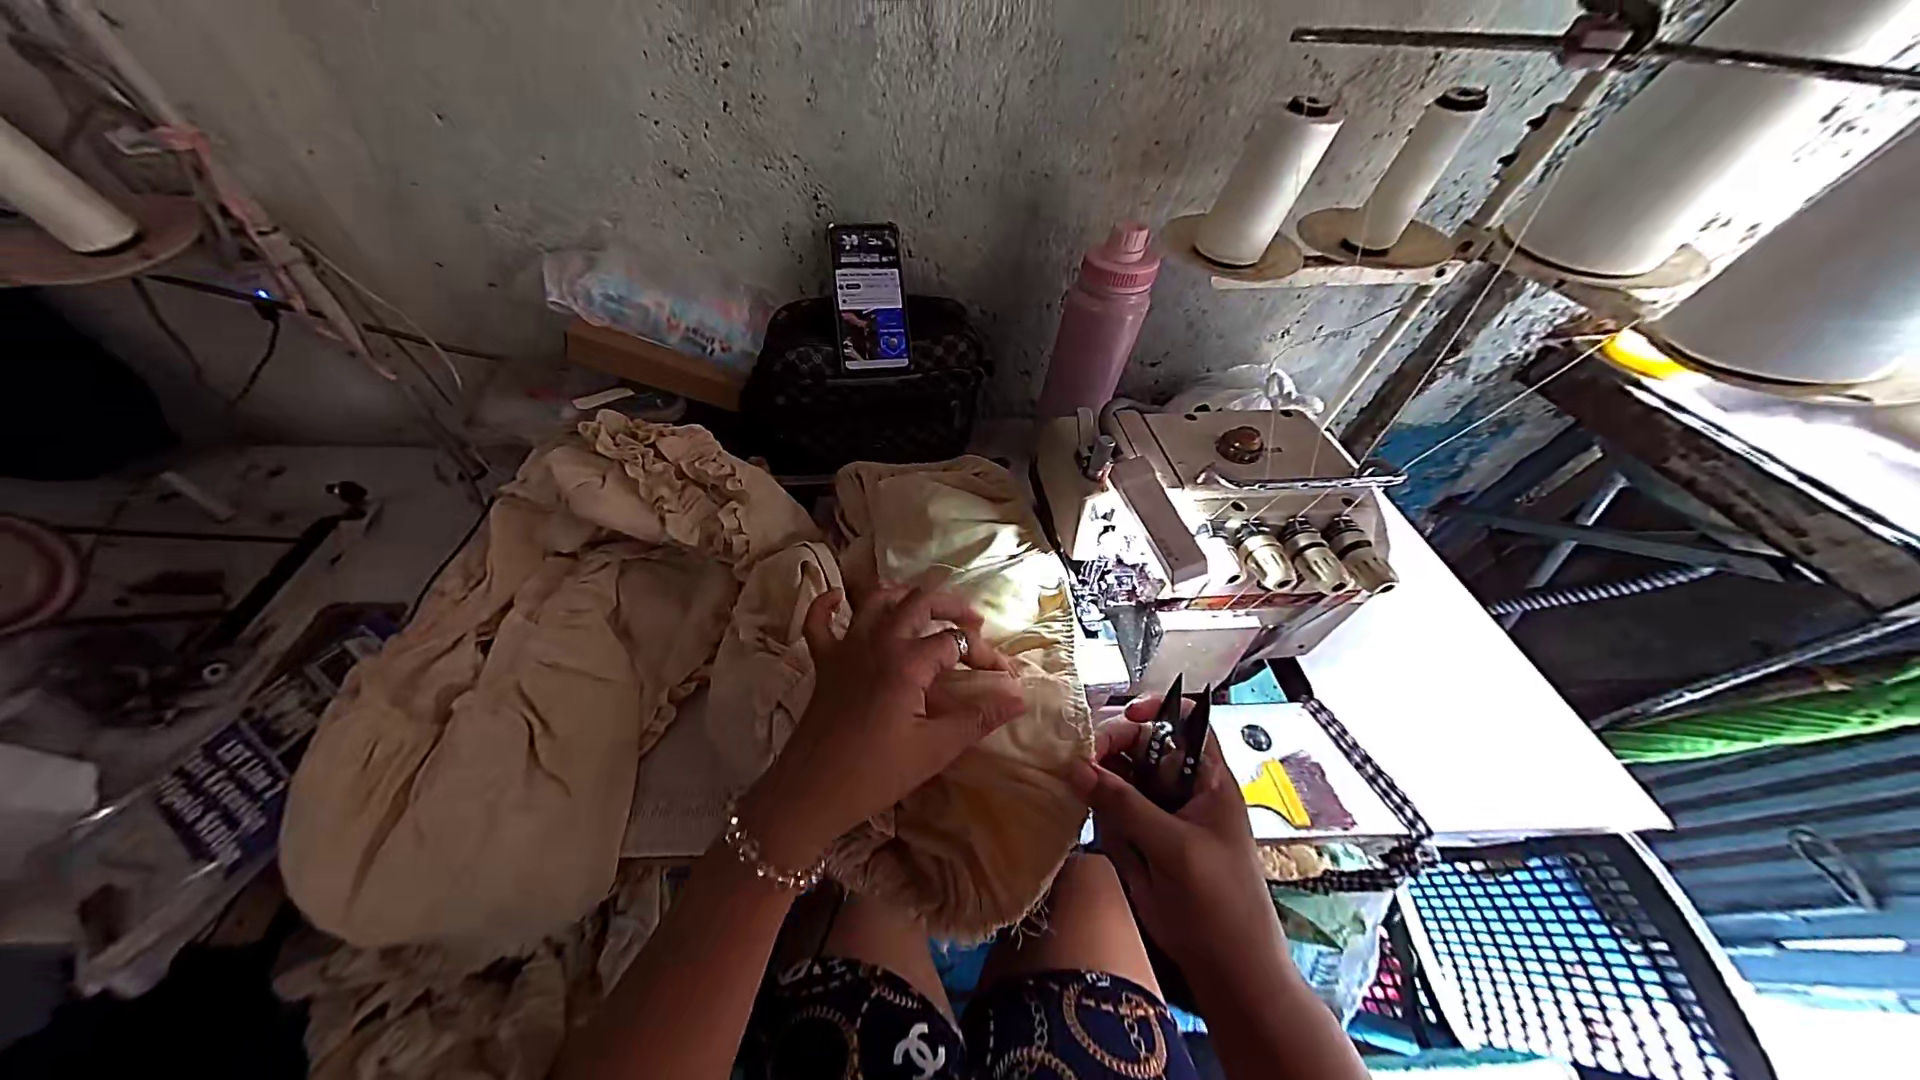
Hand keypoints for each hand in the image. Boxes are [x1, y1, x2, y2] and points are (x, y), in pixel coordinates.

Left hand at [740, 585, 1024, 868]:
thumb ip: (978, 718)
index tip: (1004, 675)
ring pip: (875, 601)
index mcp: (906, 662)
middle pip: (918, 602)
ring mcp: (845, 649)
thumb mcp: (934, 750)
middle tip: (974, 622)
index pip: (956, 641)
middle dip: (951, 606)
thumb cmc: (875, 774)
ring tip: (926, 607)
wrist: (809, 795)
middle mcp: (876, 643)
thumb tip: (1020, 698)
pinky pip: (818, 622)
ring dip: (903, 596)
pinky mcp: (824, 664)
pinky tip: (838, 598)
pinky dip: (827, 605)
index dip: (984, 653)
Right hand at [1069, 696, 1289, 997]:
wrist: (1227, 970)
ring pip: (1121, 773)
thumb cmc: (1219, 903)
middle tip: (1083, 760)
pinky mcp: (1138, 835)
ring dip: (1099, 774)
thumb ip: (1125, 805)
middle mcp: (1181, 786)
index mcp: (1208, 779)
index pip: (1187, 722)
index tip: (1126, 714)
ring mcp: (1157, 810)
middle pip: (1143, 743)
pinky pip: (1110, 805)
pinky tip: (1079, 802)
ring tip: (1075, 779)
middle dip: (1114, 744)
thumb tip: (1076, 766)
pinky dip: (1094, 802)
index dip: (1160, 708)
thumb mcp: (1175, 849)